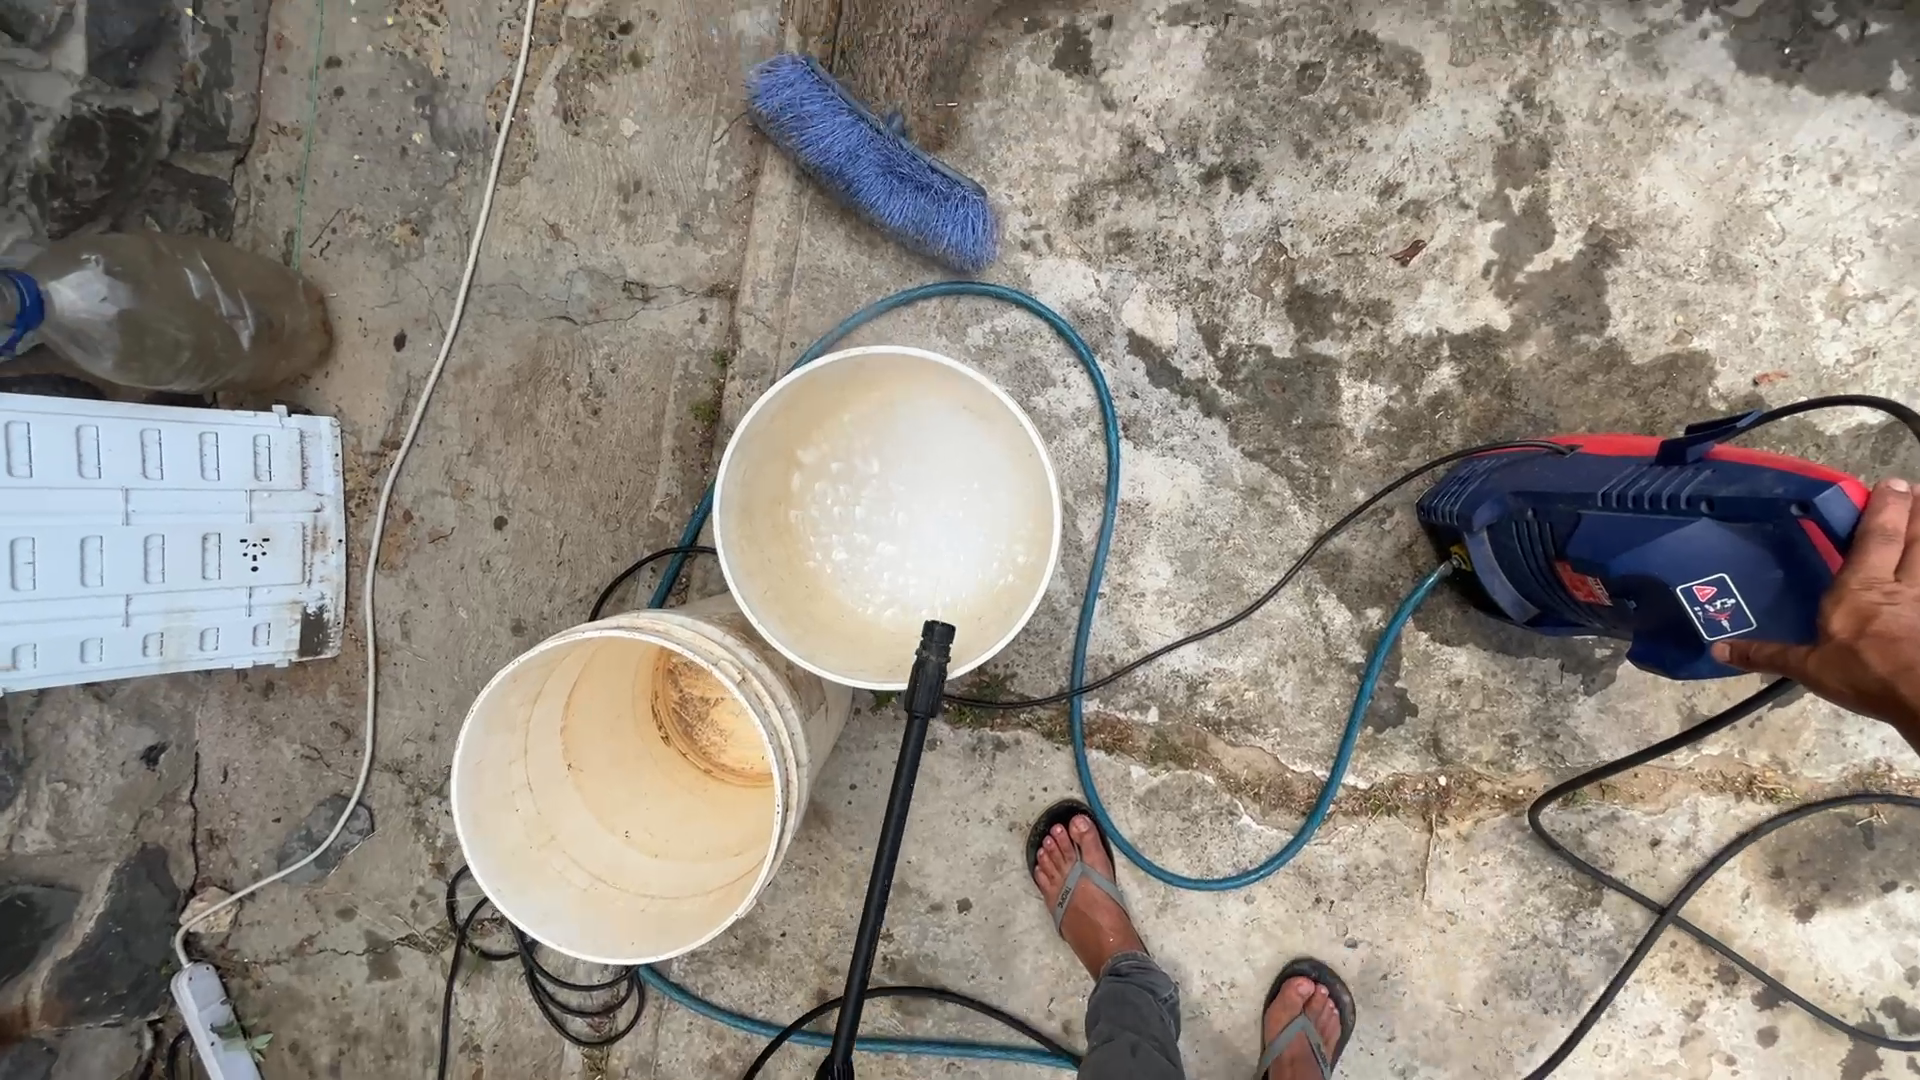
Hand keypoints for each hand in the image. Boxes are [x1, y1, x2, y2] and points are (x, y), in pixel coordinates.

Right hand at [1712, 478, 1919, 743]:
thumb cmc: (1869, 676)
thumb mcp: (1808, 668)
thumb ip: (1765, 654)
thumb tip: (1717, 650)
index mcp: (1860, 591)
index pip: (1875, 541)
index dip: (1884, 511)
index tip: (1891, 485)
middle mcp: (1904, 588)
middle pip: (1917, 541)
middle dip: (1918, 513)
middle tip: (1917, 490)